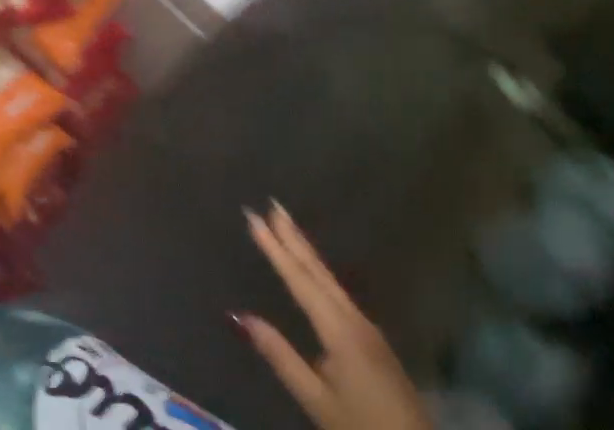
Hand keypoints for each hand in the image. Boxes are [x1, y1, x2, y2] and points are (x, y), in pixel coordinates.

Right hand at [234, 204, 431, 429]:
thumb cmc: (362, 424)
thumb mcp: (315, 398)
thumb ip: (280, 355)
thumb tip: (241, 316)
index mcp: (340, 330)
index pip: (300, 280)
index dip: (275, 248)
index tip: (256, 217)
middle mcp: (355, 319)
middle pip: (319, 271)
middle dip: (294, 237)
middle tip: (273, 205)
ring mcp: (367, 328)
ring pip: (330, 280)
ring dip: (306, 251)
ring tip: (287, 226)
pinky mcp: (372, 339)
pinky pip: (338, 293)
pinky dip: (319, 272)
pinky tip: (313, 270)